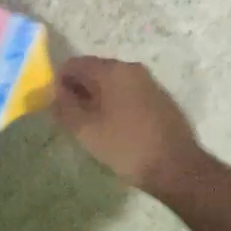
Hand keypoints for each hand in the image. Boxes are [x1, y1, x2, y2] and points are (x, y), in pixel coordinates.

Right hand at [53, 56, 205, 193]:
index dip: (59, 83)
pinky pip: (128, 93)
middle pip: (94, 71)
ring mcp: (149, 82)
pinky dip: (116, 104)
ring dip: (97, 98)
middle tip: (72, 119)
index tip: (56, 106)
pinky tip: (115, 128)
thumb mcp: (86, 130)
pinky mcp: (160, 98)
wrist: (175, 166)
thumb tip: (55, 91)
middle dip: (79, 90)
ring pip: (112, 83)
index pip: (74, 64)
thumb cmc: (125, 147)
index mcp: (111, 70)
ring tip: (93, 126)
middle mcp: (131, 68)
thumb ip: (65, 107)